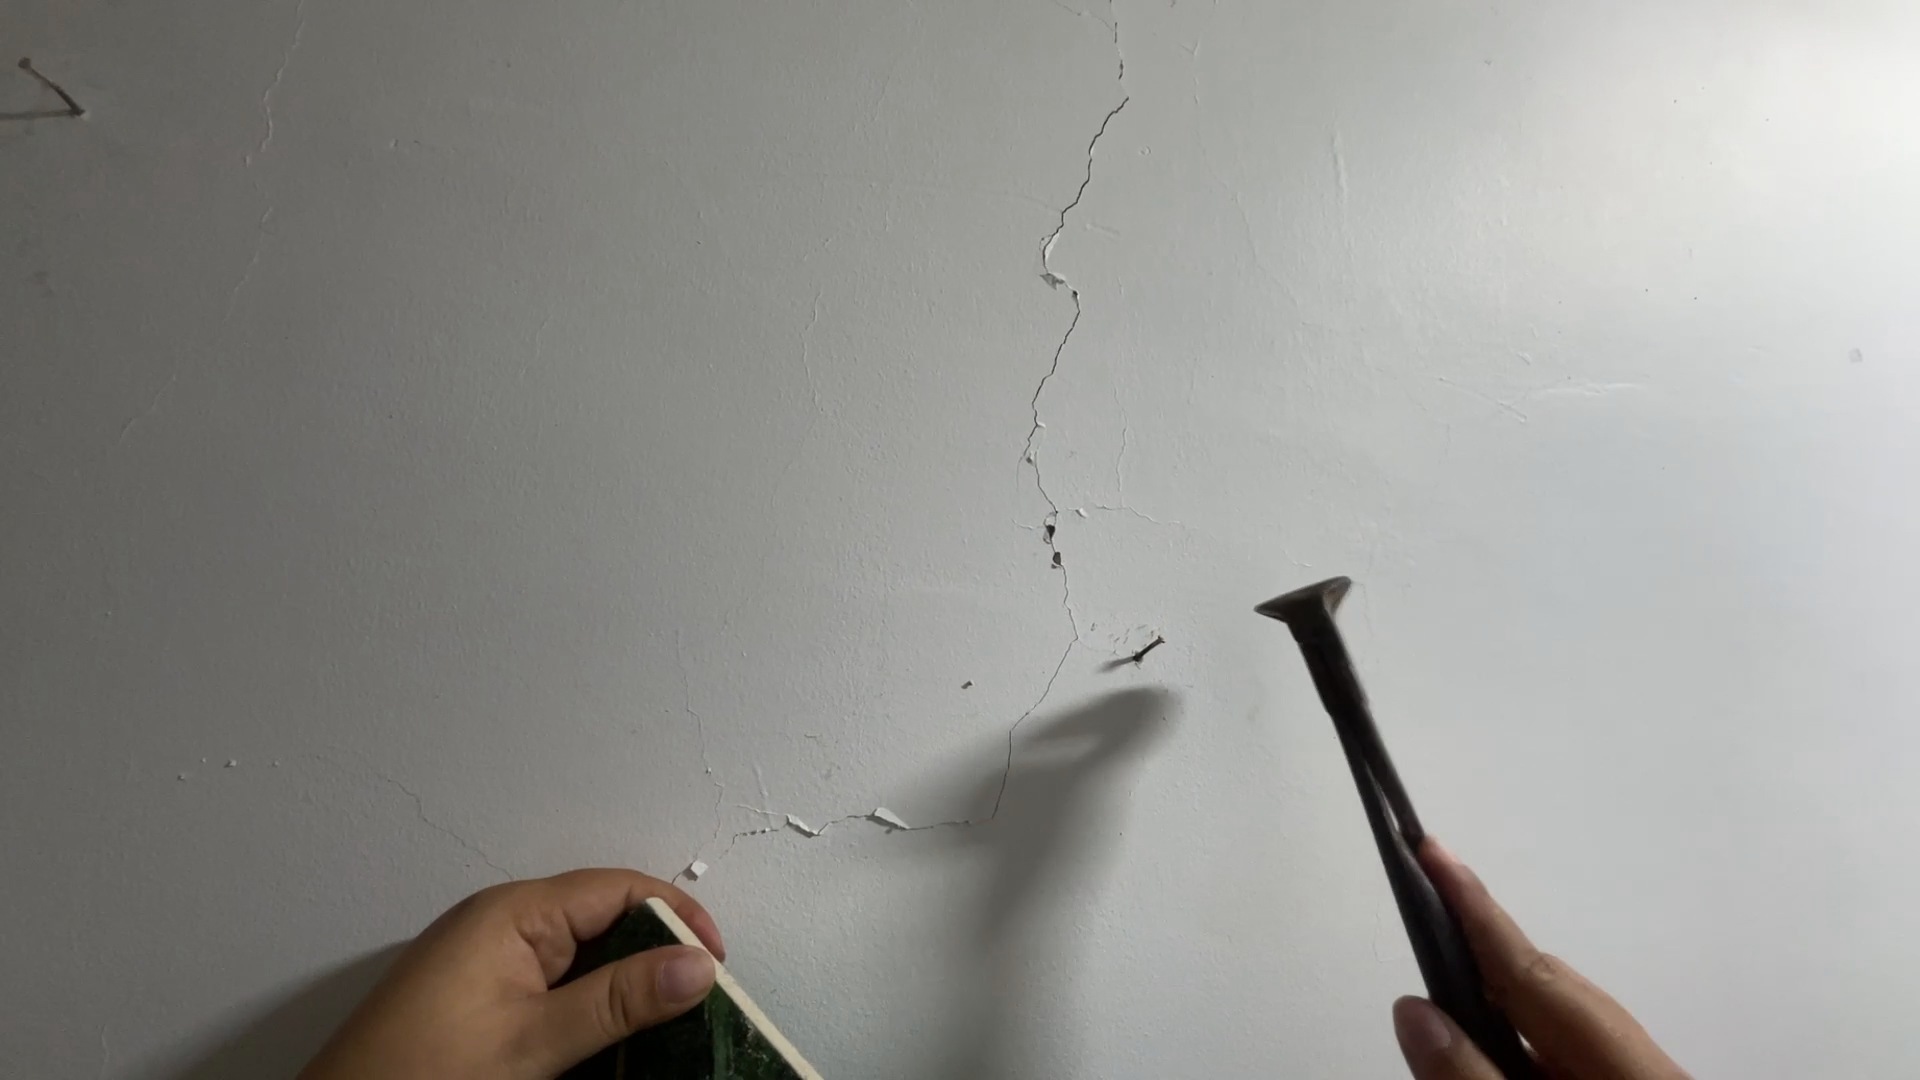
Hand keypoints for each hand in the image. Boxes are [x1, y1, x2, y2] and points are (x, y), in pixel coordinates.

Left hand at [301, 869, 726, 1079]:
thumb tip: (701, 965)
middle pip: (605, 917)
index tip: (714, 965)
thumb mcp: (528, 1047)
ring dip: (624, 984)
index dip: (677, 917)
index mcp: (513, 912)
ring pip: (583, 954)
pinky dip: (589, 1005)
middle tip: (692, 1002)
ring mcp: (487, 959)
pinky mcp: (477, 996)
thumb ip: (617, 1001)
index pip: (620, 890)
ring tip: (659, 1023)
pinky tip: (607, 1038)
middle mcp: (503, 921)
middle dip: (654, 953)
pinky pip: (555, 982)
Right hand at [1393, 841, 1690, 1079]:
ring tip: (1449, 1008)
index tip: (1429, 844)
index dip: (1473, 906)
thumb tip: (1411, 1009)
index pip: (1530, 967)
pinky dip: (1529, 1042)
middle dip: (1486, 950)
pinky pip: (1578, 1051)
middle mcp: (1649, 1063)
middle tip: (1422, 921)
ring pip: (1566, 1021)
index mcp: (1632, 1065)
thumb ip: (1472, 1077)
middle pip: (1554, 987)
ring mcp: (1648, 1075)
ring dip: (1504, 1005)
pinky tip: (1500, 1063)